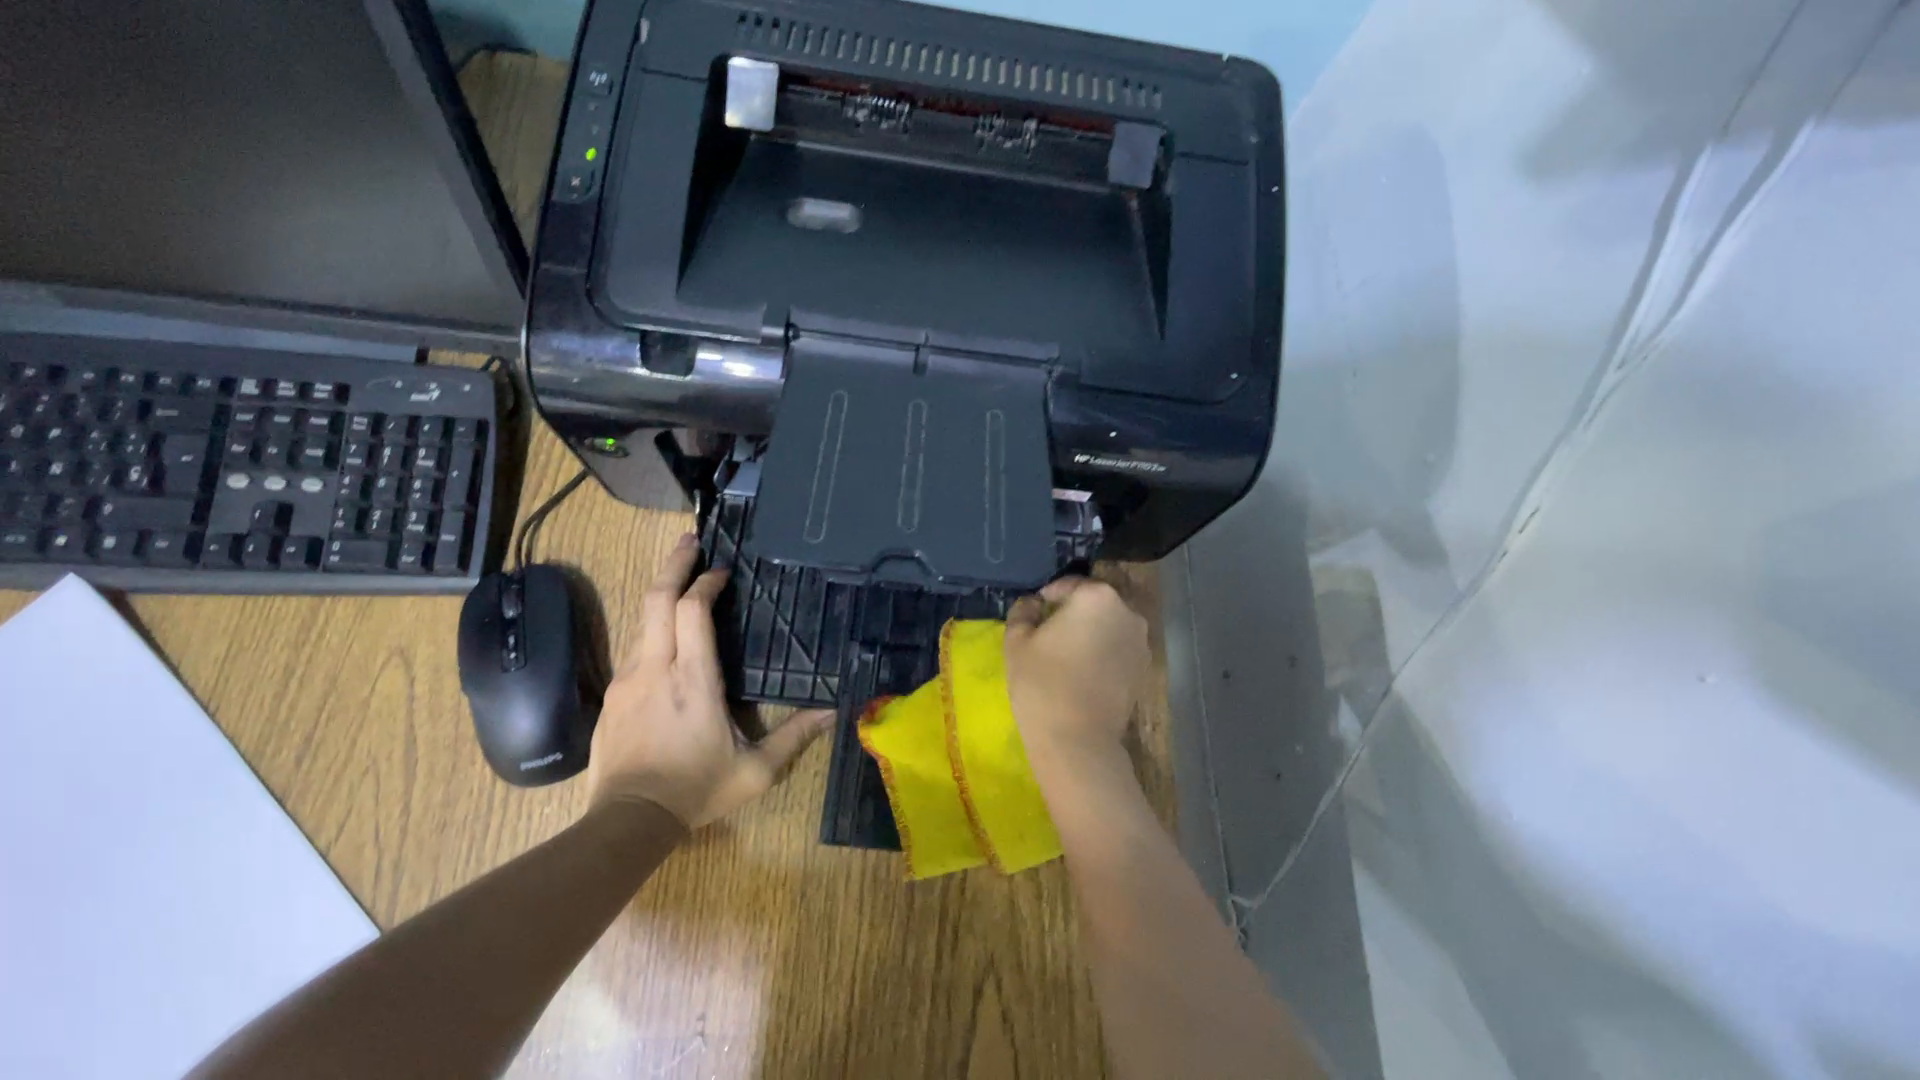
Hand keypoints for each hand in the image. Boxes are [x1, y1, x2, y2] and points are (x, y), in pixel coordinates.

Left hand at [586, 534, 832, 828]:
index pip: (693, 611)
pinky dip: (651, 630)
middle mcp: (656, 668)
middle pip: (658, 598)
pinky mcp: (612, 695)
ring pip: (641, 621)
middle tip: (689, 540)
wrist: (628, 819)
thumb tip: (831, 713)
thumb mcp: (755, 769)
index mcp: (694, 679)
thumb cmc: (697, 790)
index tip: (722, 572)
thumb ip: (793, 736)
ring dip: (660, 595)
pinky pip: (633, 649)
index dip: (706, 583)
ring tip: (678, 580)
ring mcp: (627, 680)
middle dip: (674, 564)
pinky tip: (663, 639)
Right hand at [1003, 577, 1150, 764]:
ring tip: (1066, 656)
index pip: (1069, 585)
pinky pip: (1119, 649)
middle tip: (1048, 634)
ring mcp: (1140, 642)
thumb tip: (1031, 603)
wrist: (1078, 740)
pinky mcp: (1144, 669)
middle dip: (1073, 613)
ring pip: (1108, 626)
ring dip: (1090, 633)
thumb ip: (1023, 612)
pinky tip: (1083, 673)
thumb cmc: (1042, 684)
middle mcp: (1127, 612)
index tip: (1034, 614)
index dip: (1048, 597)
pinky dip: (1103, 653)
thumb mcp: (1017, 643)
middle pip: (1094, 603)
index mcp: (1097, 597)